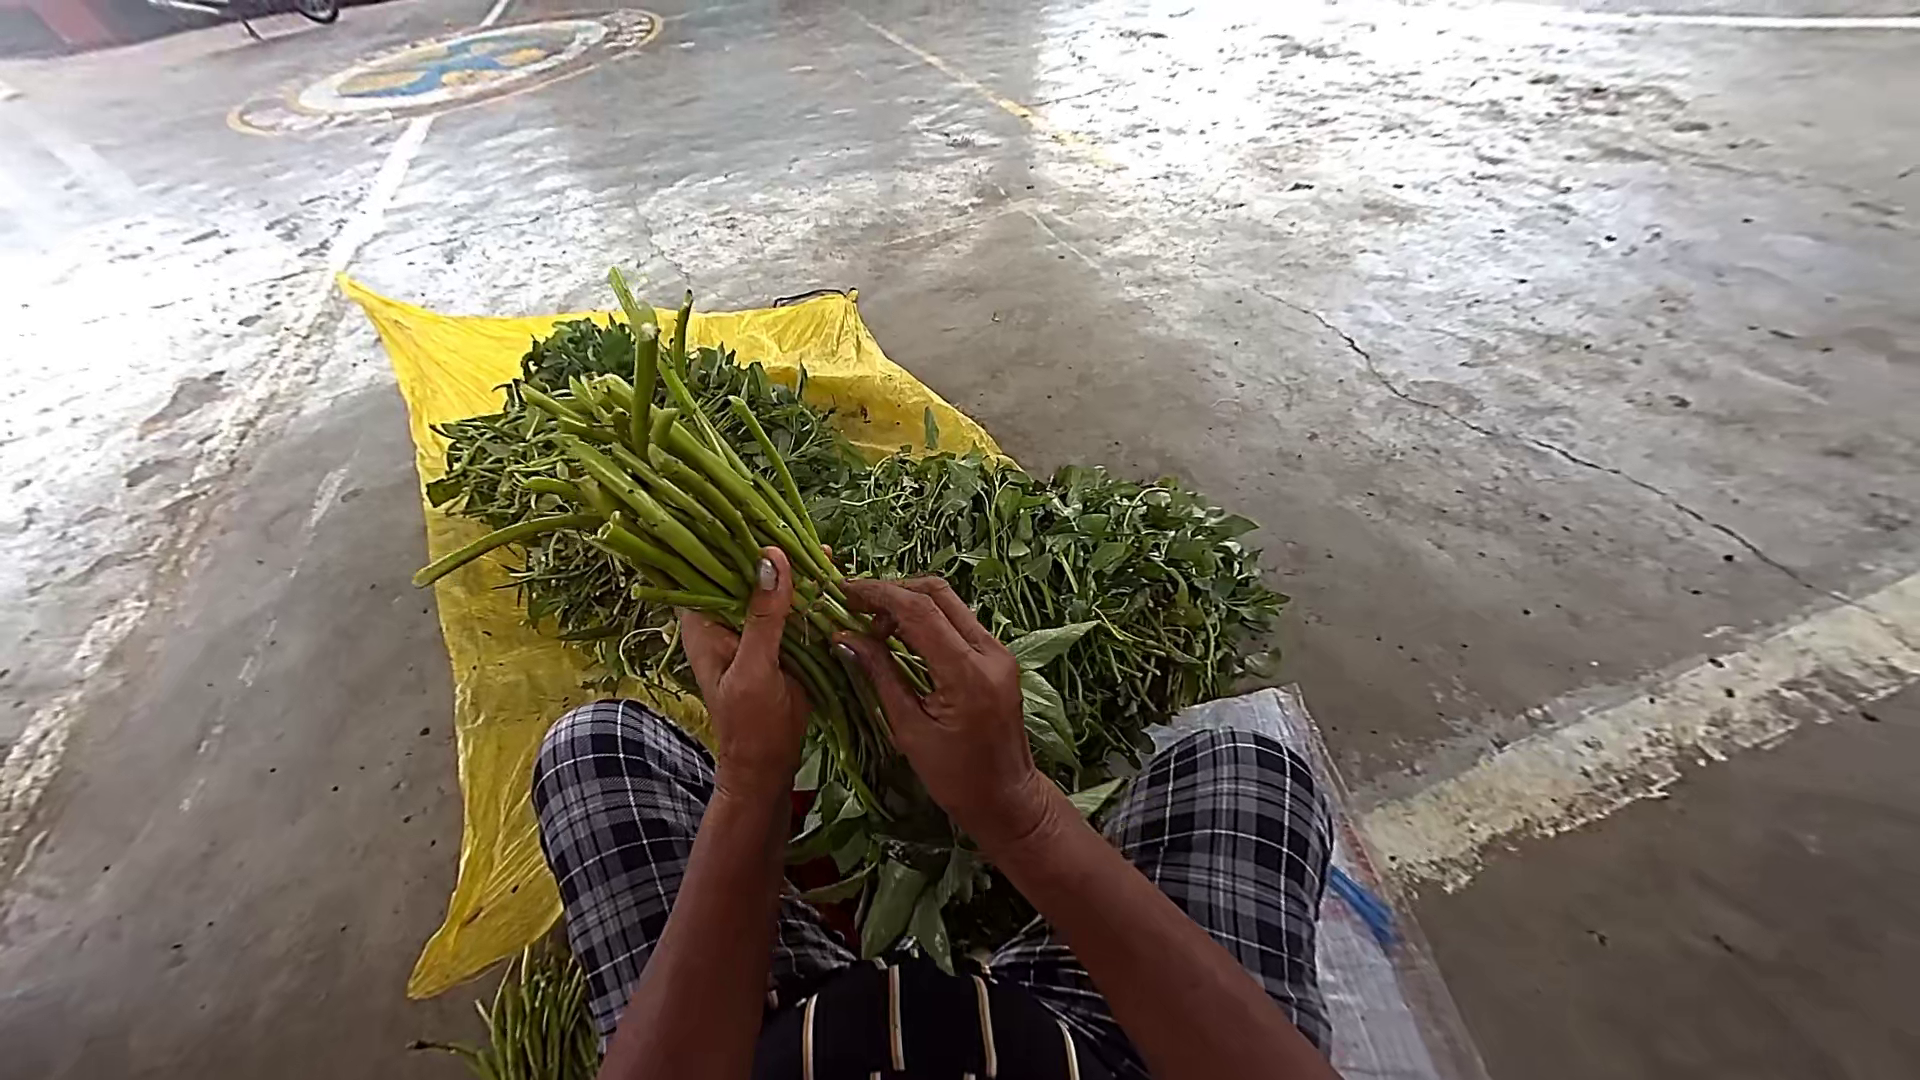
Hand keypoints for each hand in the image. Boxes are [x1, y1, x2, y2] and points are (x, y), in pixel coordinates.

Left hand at [679, 546, 809, 800]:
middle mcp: (727, 619)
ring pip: (773, 588)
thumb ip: (764, 616)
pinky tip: (831, 575)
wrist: (771, 760)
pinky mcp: (782, 637)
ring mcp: (756, 627)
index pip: (703, 570)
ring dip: (795, 571)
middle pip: (744, 574)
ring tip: (819, 547)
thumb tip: (773, 557)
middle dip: (769, 551)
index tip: (746, 513)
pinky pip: (795, 607)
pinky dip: (812, 593)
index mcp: (704, 624)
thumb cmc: (750, 722)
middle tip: (792, 524)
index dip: (721, 541)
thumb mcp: (754, 668)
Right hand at [834, 578, 1059, 851]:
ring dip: (909, 603)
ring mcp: (999, 651)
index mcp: (967, 673)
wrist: (1007, 797)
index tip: (844, 592)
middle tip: (856, 605)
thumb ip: (879, 674)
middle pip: (938, 593)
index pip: (920, 611)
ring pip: (950, 603)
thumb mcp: (909, 729)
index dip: (878, 594)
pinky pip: (959, 622)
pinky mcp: (998, 656)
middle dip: (893, 591)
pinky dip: (927, 619)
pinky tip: (901, 635)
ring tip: (873, 624)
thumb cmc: (955, 777)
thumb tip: (844, 637)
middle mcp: (989, 652)